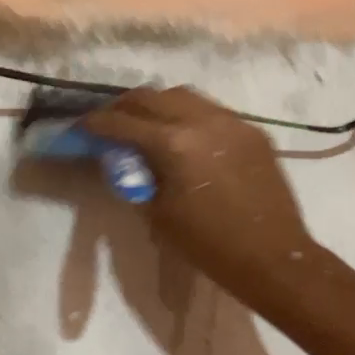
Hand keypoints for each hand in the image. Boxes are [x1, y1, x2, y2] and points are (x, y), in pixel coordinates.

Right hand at [82, 86, 314, 302]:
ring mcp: (231, 122)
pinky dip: (187, 115)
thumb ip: (134, 175)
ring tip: (144, 123)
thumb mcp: (156, 212)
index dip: (95, 124)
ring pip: (181, 95)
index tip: (79, 128)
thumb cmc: (208, 244)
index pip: (122, 122)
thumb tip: (118, 156)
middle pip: (149, 97)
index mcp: (174, 144)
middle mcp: (202, 121)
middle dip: (123, 107)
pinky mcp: (251, 130)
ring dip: (156, 105)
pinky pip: (210, 110)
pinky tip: (182, 135)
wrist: (274, 259)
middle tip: (109, 122)